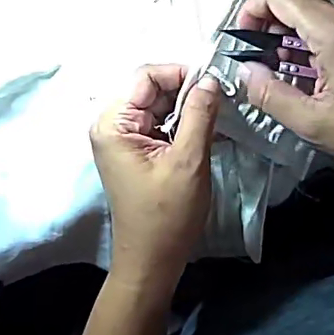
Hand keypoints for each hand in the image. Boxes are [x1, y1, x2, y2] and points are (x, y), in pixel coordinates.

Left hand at [89, 65, 219, 295]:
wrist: (151, 261)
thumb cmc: (166, 216)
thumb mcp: (188, 161)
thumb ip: (198, 115)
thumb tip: (210, 80)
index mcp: (113, 123)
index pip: (145, 77)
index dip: (179, 73)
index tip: (213, 81)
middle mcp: (111, 124)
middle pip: (151, 89)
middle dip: (186, 91)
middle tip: (222, 97)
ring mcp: (122, 138)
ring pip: (158, 106)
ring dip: (187, 108)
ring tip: (218, 114)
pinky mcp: (135, 151)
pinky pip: (159, 124)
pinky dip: (182, 124)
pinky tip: (207, 129)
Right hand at [233, 0, 333, 201]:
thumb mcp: (317, 126)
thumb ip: (269, 94)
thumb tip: (244, 70)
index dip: (251, 10)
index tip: (246, 42)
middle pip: (301, 1)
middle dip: (275, 28)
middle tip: (271, 67)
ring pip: (326, 13)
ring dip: (304, 37)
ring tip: (305, 77)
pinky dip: (331, 39)